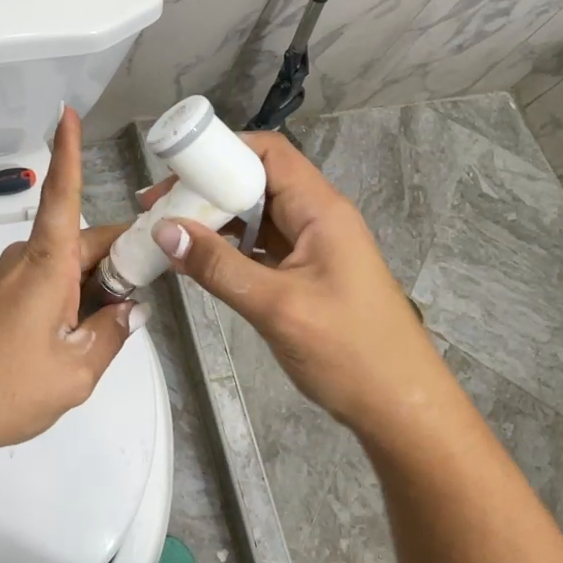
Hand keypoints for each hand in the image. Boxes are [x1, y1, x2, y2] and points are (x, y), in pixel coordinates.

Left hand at [0, 108, 139, 455]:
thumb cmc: (6, 387)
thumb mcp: (76, 371)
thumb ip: (111, 334)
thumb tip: (132, 310)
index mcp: (47, 264)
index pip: (63, 194)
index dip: (67, 151)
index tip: (65, 111)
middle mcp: (26, 259)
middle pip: (82, 238)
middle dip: (118, 256)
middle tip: (153, 285)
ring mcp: (9, 278)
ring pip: (66, 263)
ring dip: (96, 282)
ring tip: (117, 323)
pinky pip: (47, 280)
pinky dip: (72, 295)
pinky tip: (80, 334)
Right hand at [143, 131, 450, 439]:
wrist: (404, 412)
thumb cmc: (352, 353)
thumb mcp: (278, 307)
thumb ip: (218, 267)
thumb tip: (164, 230)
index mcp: (321, 210)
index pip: (269, 153)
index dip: (222, 151)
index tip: (177, 168)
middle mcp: (316, 218)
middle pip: (256, 180)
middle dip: (206, 188)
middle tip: (157, 206)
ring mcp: (311, 247)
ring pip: (254, 214)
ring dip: (212, 219)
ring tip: (167, 231)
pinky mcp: (304, 274)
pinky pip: (258, 246)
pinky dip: (226, 248)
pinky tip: (195, 262)